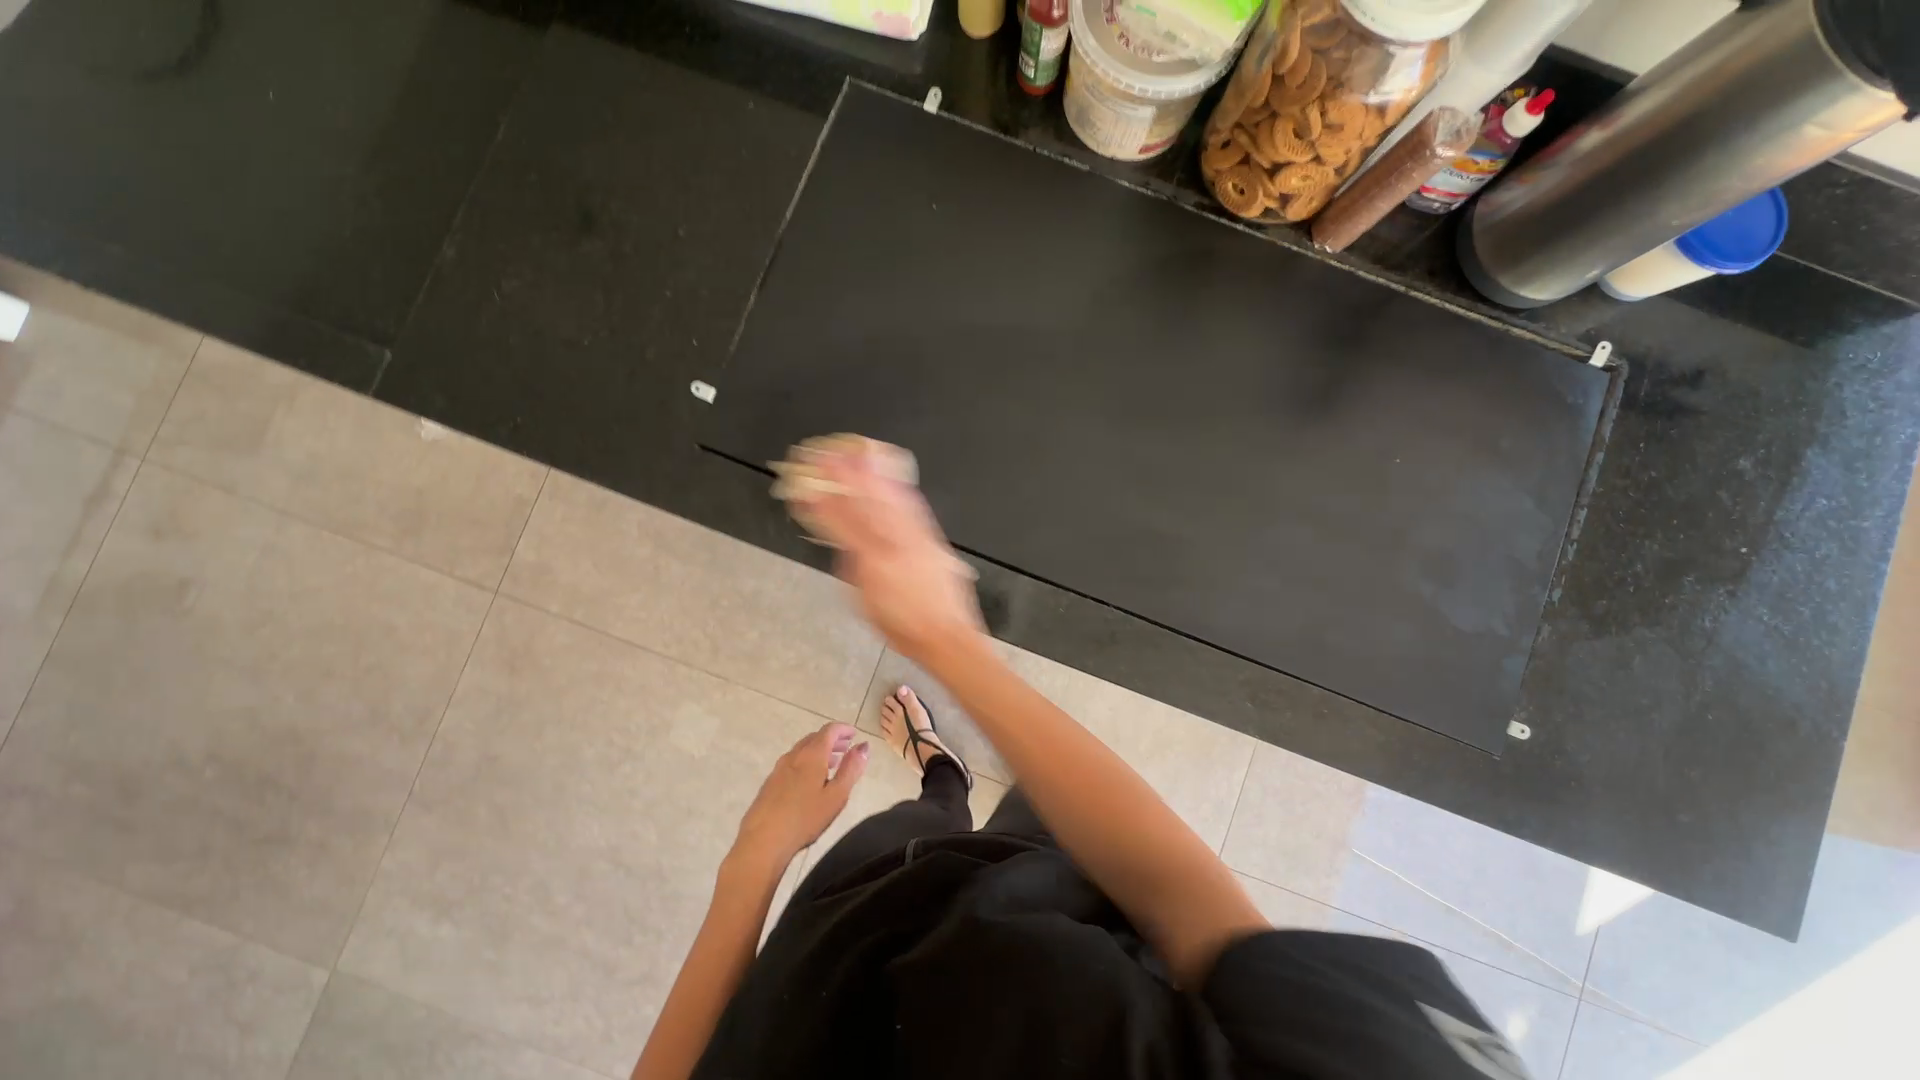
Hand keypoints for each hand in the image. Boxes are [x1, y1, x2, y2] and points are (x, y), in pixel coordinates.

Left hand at [732, 722, 869, 869]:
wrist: (763, 840)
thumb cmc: (805, 818)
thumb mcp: (836, 796)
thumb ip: (851, 769)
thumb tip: (864, 746)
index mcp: (811, 755)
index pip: (829, 730)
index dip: (843, 729)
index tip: (855, 734)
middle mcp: (793, 756)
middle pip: (814, 738)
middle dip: (832, 740)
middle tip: (846, 748)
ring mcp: (778, 768)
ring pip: (802, 750)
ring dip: (819, 751)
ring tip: (832, 764)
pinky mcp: (770, 782)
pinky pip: (793, 763)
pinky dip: (806, 762)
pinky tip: (810, 781)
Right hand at [805, 440, 986, 663]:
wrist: (946, 634)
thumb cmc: (903, 625)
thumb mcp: (863, 599)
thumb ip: (854, 566)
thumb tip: (846, 543)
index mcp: (872, 560)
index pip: (841, 522)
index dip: (823, 500)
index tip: (807, 484)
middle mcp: (894, 543)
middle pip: (864, 501)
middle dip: (843, 475)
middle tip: (826, 454)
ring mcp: (916, 537)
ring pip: (889, 497)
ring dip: (870, 472)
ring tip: (857, 451)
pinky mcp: (931, 538)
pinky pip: (912, 505)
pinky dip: (898, 486)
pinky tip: (891, 473)